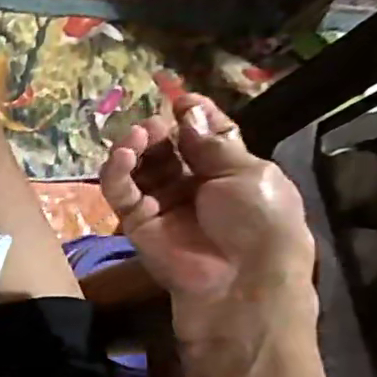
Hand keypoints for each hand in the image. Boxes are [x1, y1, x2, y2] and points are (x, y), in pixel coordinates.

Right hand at [98, 94, 315, 342]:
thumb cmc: (260, 222)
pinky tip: (121, 156)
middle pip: (166, 149)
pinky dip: (117, 173)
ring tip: (135, 136)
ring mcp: (161, 203)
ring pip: (139, 168)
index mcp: (228, 171)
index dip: (193, 117)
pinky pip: (121, 193)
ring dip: (135, 149)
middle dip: (158, 132)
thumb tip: (189, 113)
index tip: (181, 99)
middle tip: (152, 124)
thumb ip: (213, 145)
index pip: (204, 137)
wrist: (240, 277)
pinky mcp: (135, 222)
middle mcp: (192, 184)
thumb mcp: (249, 174)